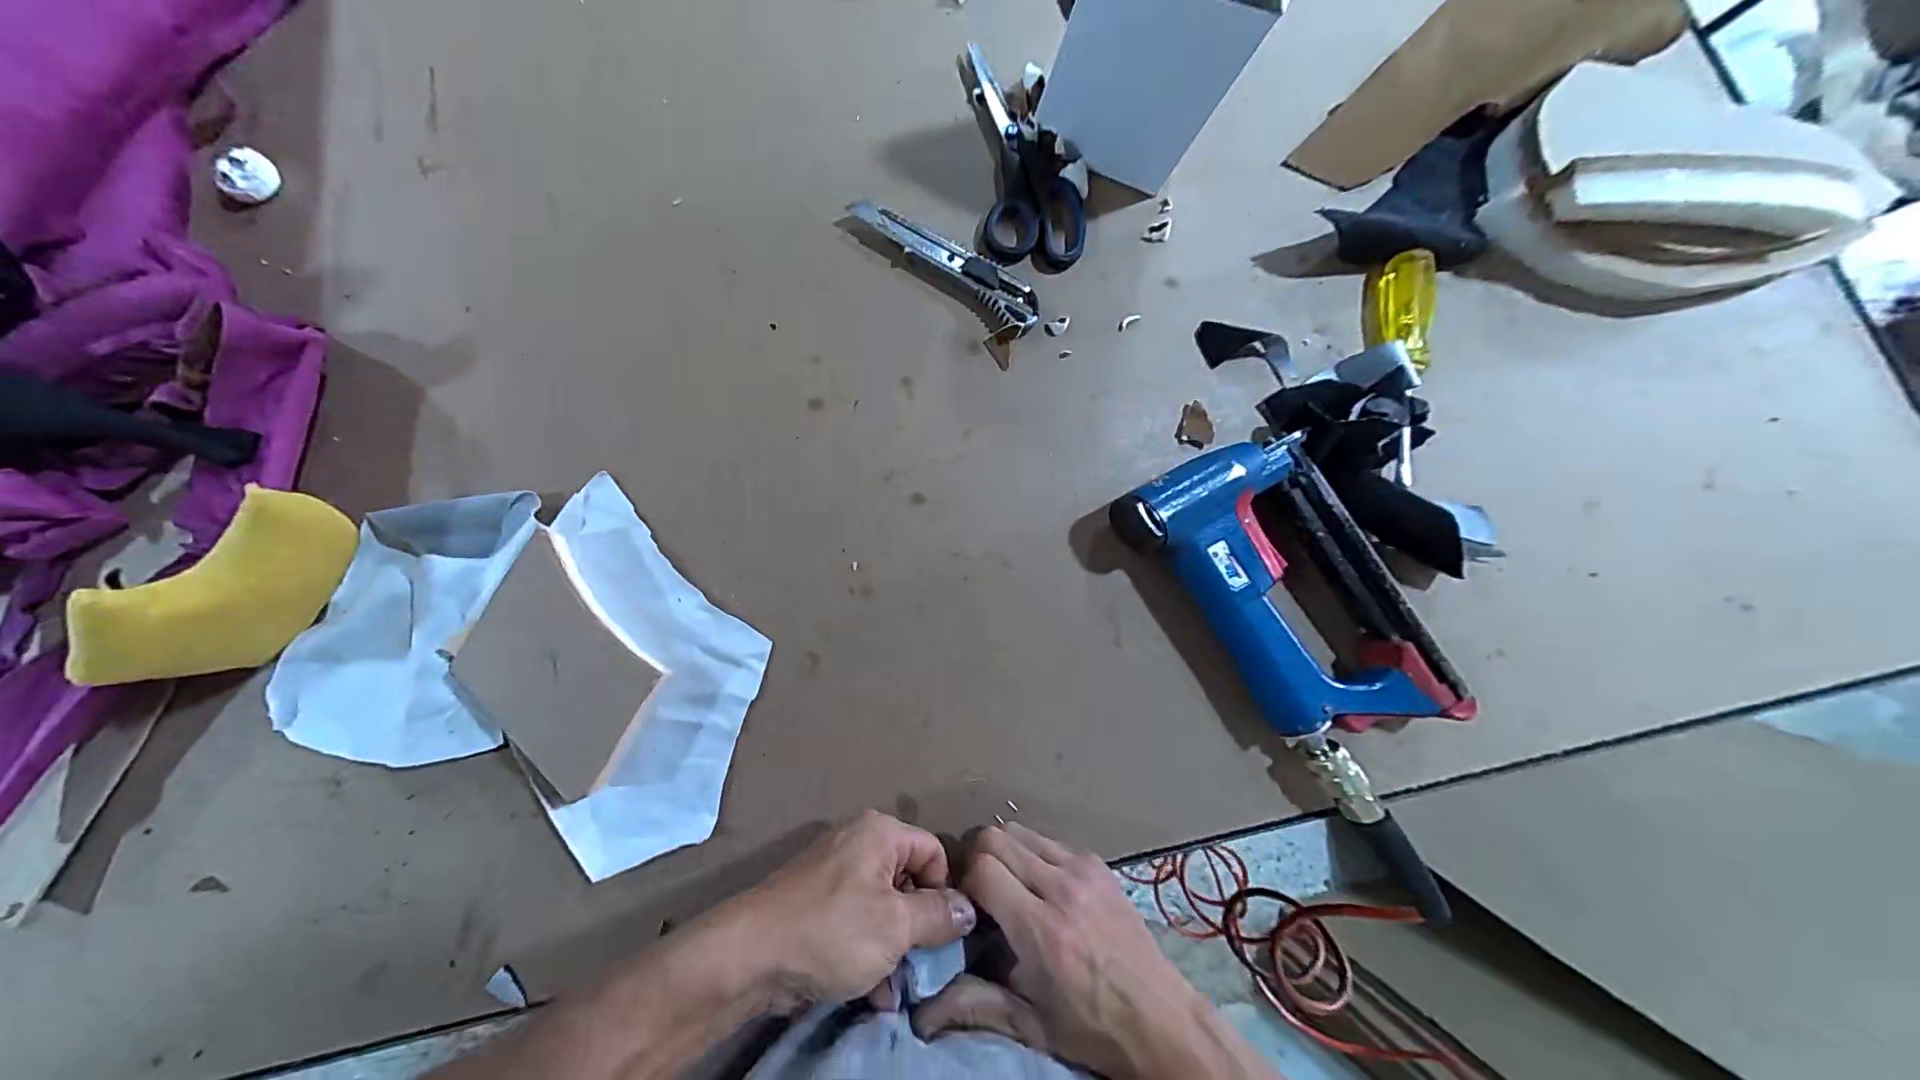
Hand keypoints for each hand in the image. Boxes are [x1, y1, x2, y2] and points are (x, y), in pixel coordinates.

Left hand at [720, 810, 976, 1007]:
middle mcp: (858, 843)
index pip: (934, 852)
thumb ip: (938, 915)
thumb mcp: (896, 926)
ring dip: (894, 946)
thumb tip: (969, 908)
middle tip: (920, 962)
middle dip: (918, 926)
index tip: (943, 932)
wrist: (748, 957)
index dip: (944, 891)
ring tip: (894, 985)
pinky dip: (867, 949)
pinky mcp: (814, 904)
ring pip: (882, 907)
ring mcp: (833, 873)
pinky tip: (870, 989)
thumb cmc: (831, 931)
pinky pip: (855, 921)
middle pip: (908, 880)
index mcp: (880, 833)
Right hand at [915, 823, 1274, 1079]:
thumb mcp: (1031, 1025)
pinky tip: (1042, 887)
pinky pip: (1050, 841)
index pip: (982, 868)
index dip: (964, 883)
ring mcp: (1084, 869)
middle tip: (982, 892)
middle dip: (978, 859)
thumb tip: (922, 1012)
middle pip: (996, 836)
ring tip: (1010, 887)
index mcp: (1041, 929)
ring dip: (1006, 853)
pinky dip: (1035, 855)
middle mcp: (1061, 887)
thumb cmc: (1092, 1027)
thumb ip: (975, 1005)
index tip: (967, 907)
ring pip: (1021, 830)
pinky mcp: (1099, 864)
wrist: (1161, 1018)